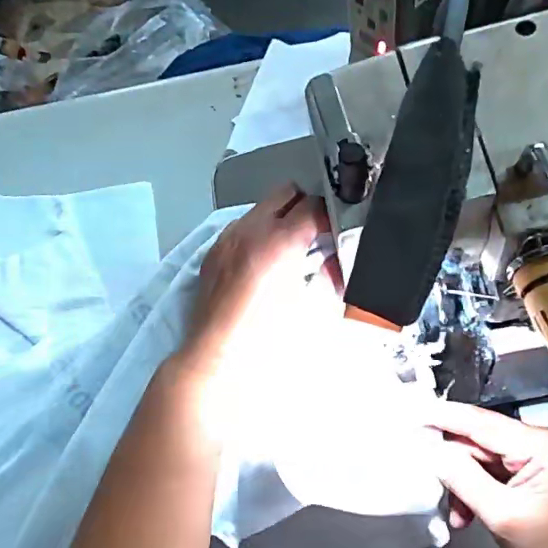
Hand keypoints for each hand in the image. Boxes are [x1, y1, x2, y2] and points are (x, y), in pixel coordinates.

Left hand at [182, 184, 330, 376]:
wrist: (216, 354)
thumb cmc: (261, 339)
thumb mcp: (309, 308)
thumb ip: (328, 277)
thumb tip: (332, 263)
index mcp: (279, 242)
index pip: (314, 206)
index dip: (330, 217)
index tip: (334, 231)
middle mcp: (250, 230)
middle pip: (286, 192)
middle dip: (304, 208)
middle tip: (313, 234)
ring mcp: (228, 237)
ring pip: (261, 208)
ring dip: (278, 221)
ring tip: (286, 252)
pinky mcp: (213, 250)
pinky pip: (240, 228)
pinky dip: (256, 236)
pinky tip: (261, 264)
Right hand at [424, 400, 547, 547]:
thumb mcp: (503, 516)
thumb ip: (463, 478)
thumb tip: (431, 450)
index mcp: (547, 444)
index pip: (482, 422)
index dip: (443, 417)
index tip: (410, 413)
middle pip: (486, 442)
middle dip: (458, 468)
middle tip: (435, 493)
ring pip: (492, 458)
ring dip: (471, 485)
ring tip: (460, 517)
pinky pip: (507, 470)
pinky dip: (489, 490)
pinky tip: (475, 513)